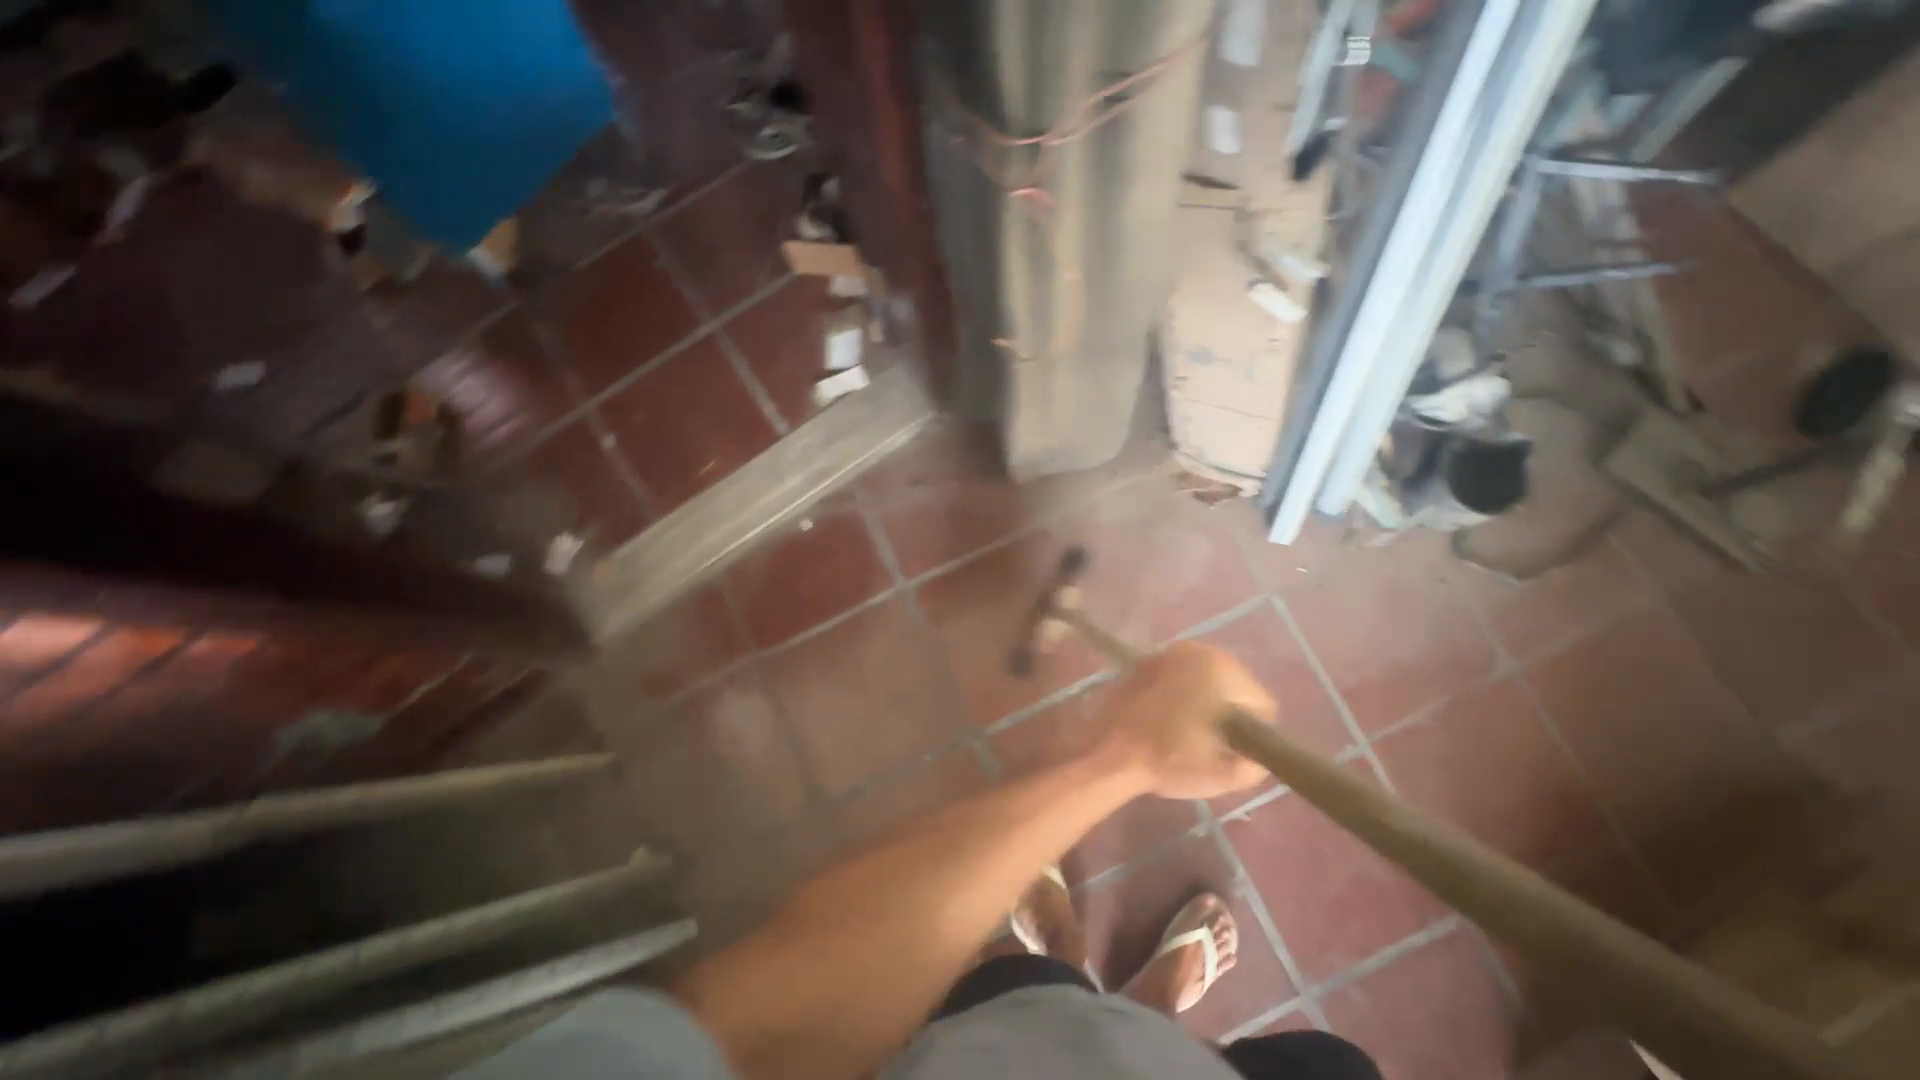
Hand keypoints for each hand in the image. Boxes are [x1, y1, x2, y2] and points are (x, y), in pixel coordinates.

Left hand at [1090, 642, 1276, 799]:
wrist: (1108, 753)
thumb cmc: (1169, 761)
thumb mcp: (1225, 775)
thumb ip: (1256, 764)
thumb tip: (1258, 755)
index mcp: (1222, 669)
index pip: (1260, 702)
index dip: (1256, 731)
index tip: (1238, 750)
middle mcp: (1198, 650)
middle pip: (1236, 685)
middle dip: (1231, 711)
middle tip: (1215, 742)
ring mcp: (1168, 652)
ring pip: (1207, 679)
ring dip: (1207, 701)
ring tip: (1192, 731)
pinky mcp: (1146, 662)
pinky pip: (1180, 677)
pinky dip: (1182, 693)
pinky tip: (1171, 718)